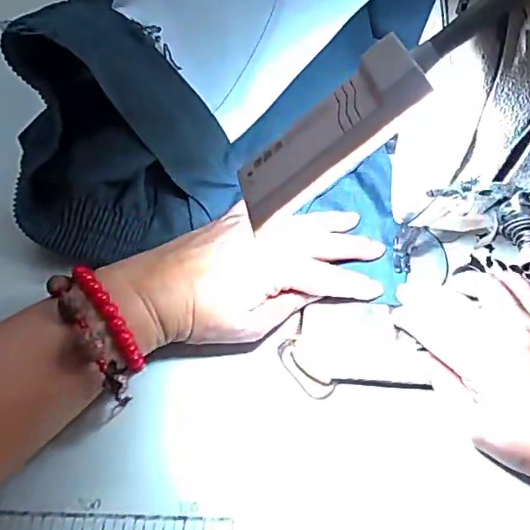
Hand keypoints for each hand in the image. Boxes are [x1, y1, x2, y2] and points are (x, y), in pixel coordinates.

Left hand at [101, 204, 384, 348]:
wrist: (155, 289)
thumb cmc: (199, 315)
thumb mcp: (248, 326)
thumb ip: (285, 307)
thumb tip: (309, 293)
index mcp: (276, 267)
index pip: (325, 277)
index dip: (352, 284)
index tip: (375, 287)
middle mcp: (270, 237)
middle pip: (319, 242)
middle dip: (350, 246)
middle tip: (374, 248)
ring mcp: (253, 223)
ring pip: (300, 220)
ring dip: (328, 221)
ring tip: (351, 220)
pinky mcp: (236, 218)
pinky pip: (271, 205)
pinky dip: (291, 203)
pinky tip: (300, 204)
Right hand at [393, 268, 529, 498]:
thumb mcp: (476, 426)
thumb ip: (447, 386)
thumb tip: (430, 361)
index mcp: (482, 361)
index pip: (431, 325)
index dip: (408, 318)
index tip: (398, 317)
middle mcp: (505, 334)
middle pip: (453, 299)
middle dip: (424, 296)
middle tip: (411, 297)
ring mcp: (529, 325)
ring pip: (486, 283)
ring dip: (459, 282)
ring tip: (447, 289)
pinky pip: (520, 286)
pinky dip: (499, 279)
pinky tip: (491, 284)